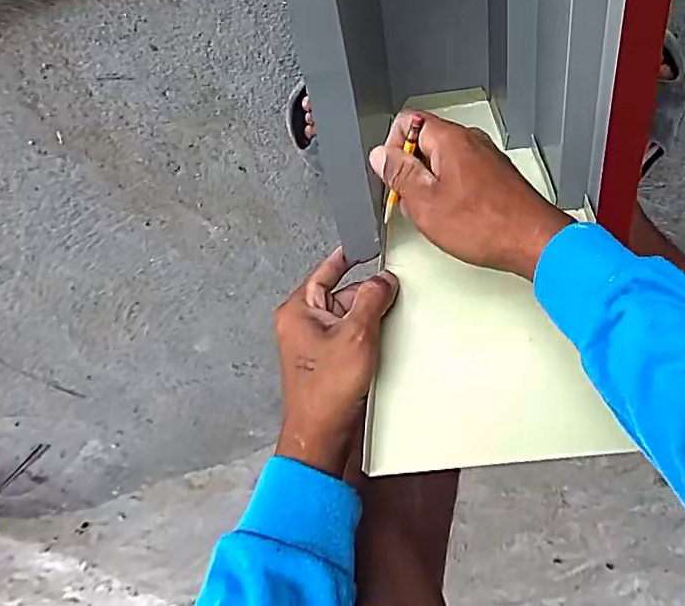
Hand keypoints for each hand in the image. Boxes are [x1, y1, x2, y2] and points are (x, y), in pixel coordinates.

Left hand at [273, 248, 398, 474]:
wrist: (322, 439)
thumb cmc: (324, 396)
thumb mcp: (356, 335)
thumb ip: (372, 299)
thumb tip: (383, 280)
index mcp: (298, 310)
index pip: (327, 269)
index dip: (349, 256)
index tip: (366, 245)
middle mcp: (303, 323)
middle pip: (345, 292)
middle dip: (368, 297)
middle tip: (386, 301)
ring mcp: (315, 342)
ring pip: (351, 314)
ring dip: (369, 320)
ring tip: (376, 336)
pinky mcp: (329, 358)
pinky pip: (353, 334)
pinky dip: (367, 336)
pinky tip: (376, 347)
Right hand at [368, 111, 571, 279]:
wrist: (533, 240)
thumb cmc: (488, 223)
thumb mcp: (425, 202)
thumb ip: (399, 173)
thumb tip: (381, 155)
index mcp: (450, 138)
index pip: (407, 122)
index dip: (393, 149)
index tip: (395, 176)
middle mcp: (470, 140)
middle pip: (424, 142)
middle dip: (412, 171)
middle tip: (414, 200)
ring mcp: (485, 157)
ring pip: (442, 161)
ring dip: (431, 185)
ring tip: (437, 214)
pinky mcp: (494, 175)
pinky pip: (461, 174)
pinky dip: (451, 192)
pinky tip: (456, 218)